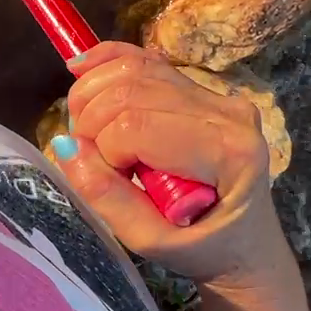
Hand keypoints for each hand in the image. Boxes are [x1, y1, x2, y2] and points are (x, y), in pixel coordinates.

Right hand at [45, 42, 298, 296]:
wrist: (243, 246)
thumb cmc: (202, 250)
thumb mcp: (152, 242)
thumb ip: (109, 198)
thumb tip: (67, 148)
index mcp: (224, 153)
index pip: (135, 127)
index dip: (103, 150)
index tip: (108, 179)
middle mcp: (227, 114)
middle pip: (128, 91)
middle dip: (90, 120)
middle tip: (89, 155)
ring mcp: (216, 97)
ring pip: (131, 70)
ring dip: (91, 94)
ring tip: (88, 130)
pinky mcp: (200, 90)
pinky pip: (144, 61)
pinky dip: (106, 61)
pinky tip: (80, 67)